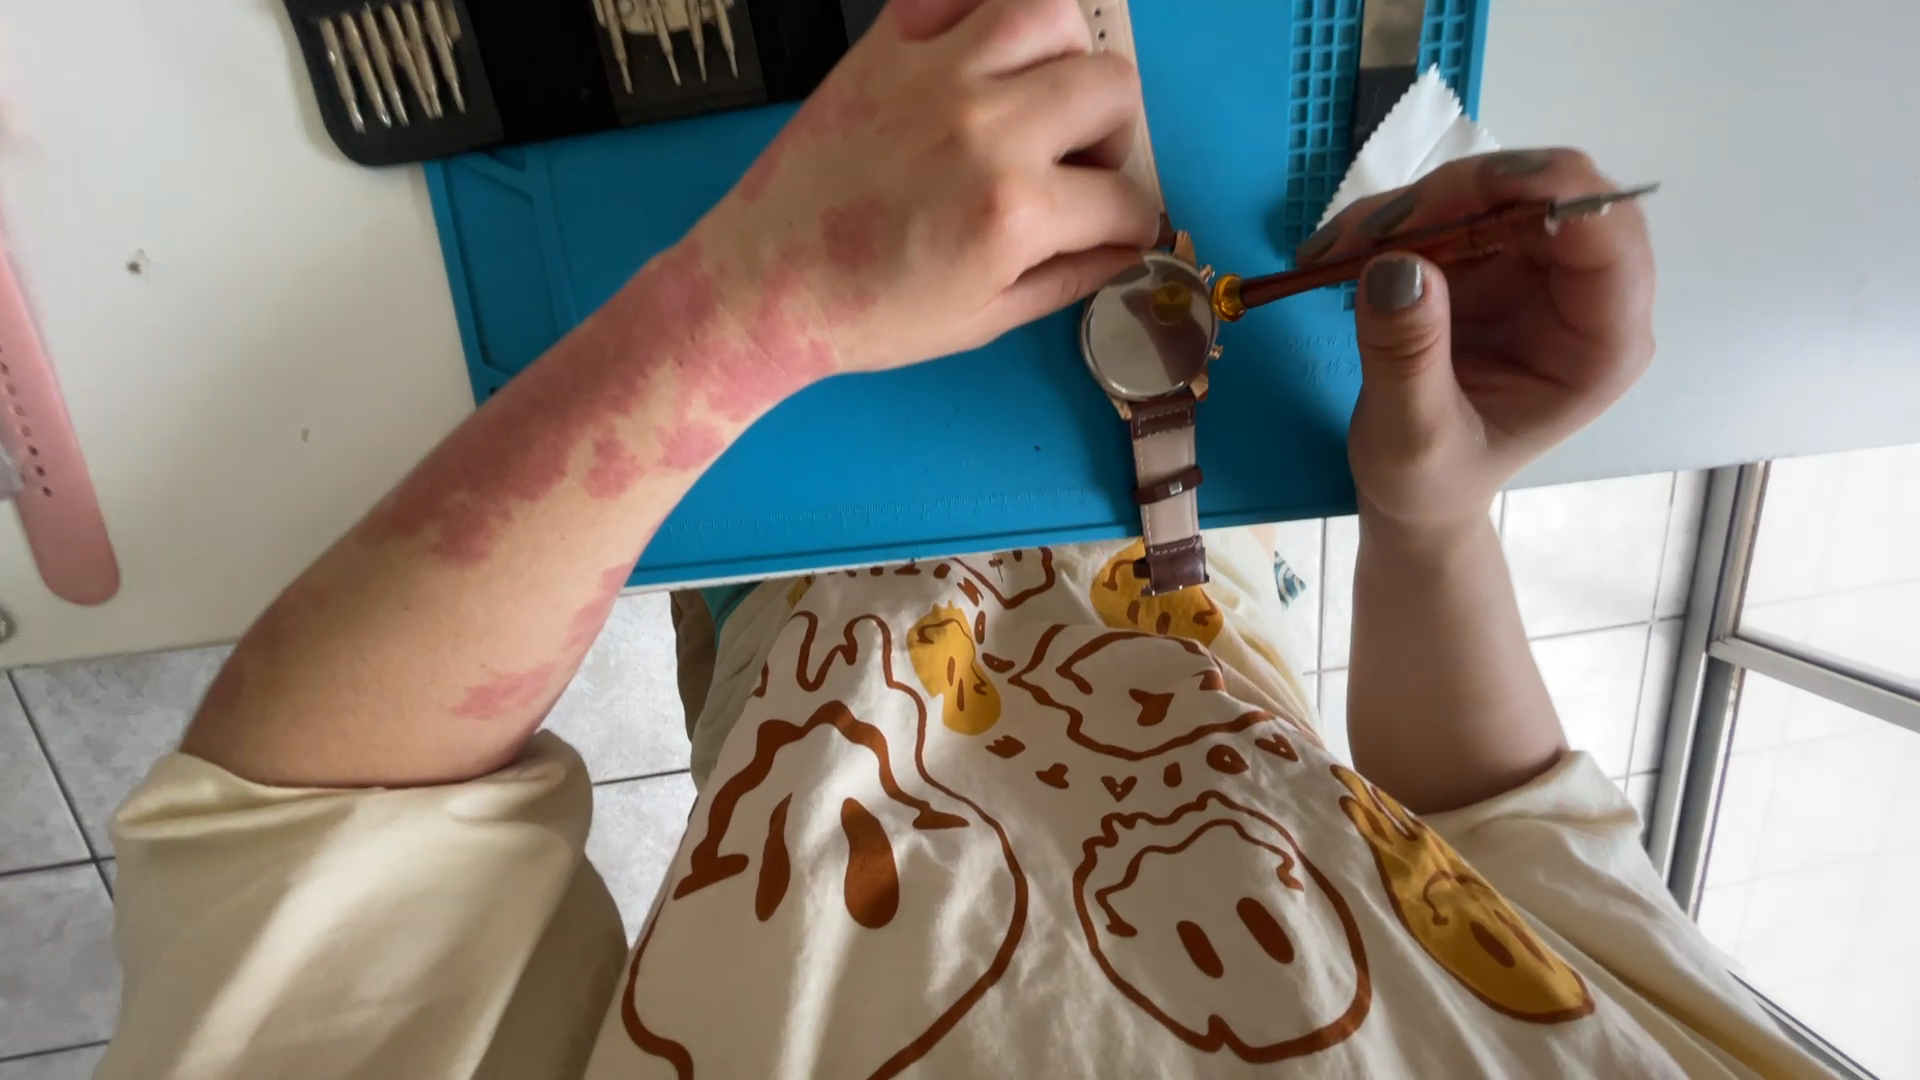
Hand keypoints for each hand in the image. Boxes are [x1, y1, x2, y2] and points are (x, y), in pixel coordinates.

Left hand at [691, 0, 1160, 375]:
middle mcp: (990, 126)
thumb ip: (1065, 281)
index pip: (1123, 199)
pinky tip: (987, 56)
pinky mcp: (891, 43)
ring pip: (1054, 15)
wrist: (768, 284)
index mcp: (1015, 212)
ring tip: (1042, 106)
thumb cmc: (871, 318)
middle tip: (1081, 173)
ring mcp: (940, 72)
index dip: (1136, 223)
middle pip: (1111, 89)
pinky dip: (992, 11)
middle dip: (1116, 140)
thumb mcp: (981, 321)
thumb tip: (1124, 252)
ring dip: (1068, 61)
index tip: (1122, 230)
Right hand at [1302, 149, 1655, 540]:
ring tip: (1330, 249)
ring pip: (1481, 203)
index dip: (1551, 193)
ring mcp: (1524, 282)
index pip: (1604, 242)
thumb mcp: (1410, 433)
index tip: (1467, 187)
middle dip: (1451, 201)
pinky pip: (1440, 224)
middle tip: (1364, 233)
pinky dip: (1384, 230)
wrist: (1410, 497)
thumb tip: (1393, 265)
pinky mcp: (1478, 277)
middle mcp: (1572, 299)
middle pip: (1538, 203)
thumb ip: (1406, 357)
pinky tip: (1334, 253)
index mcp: (1596, 346)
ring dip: (1403, 213)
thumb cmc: (1426, 482)